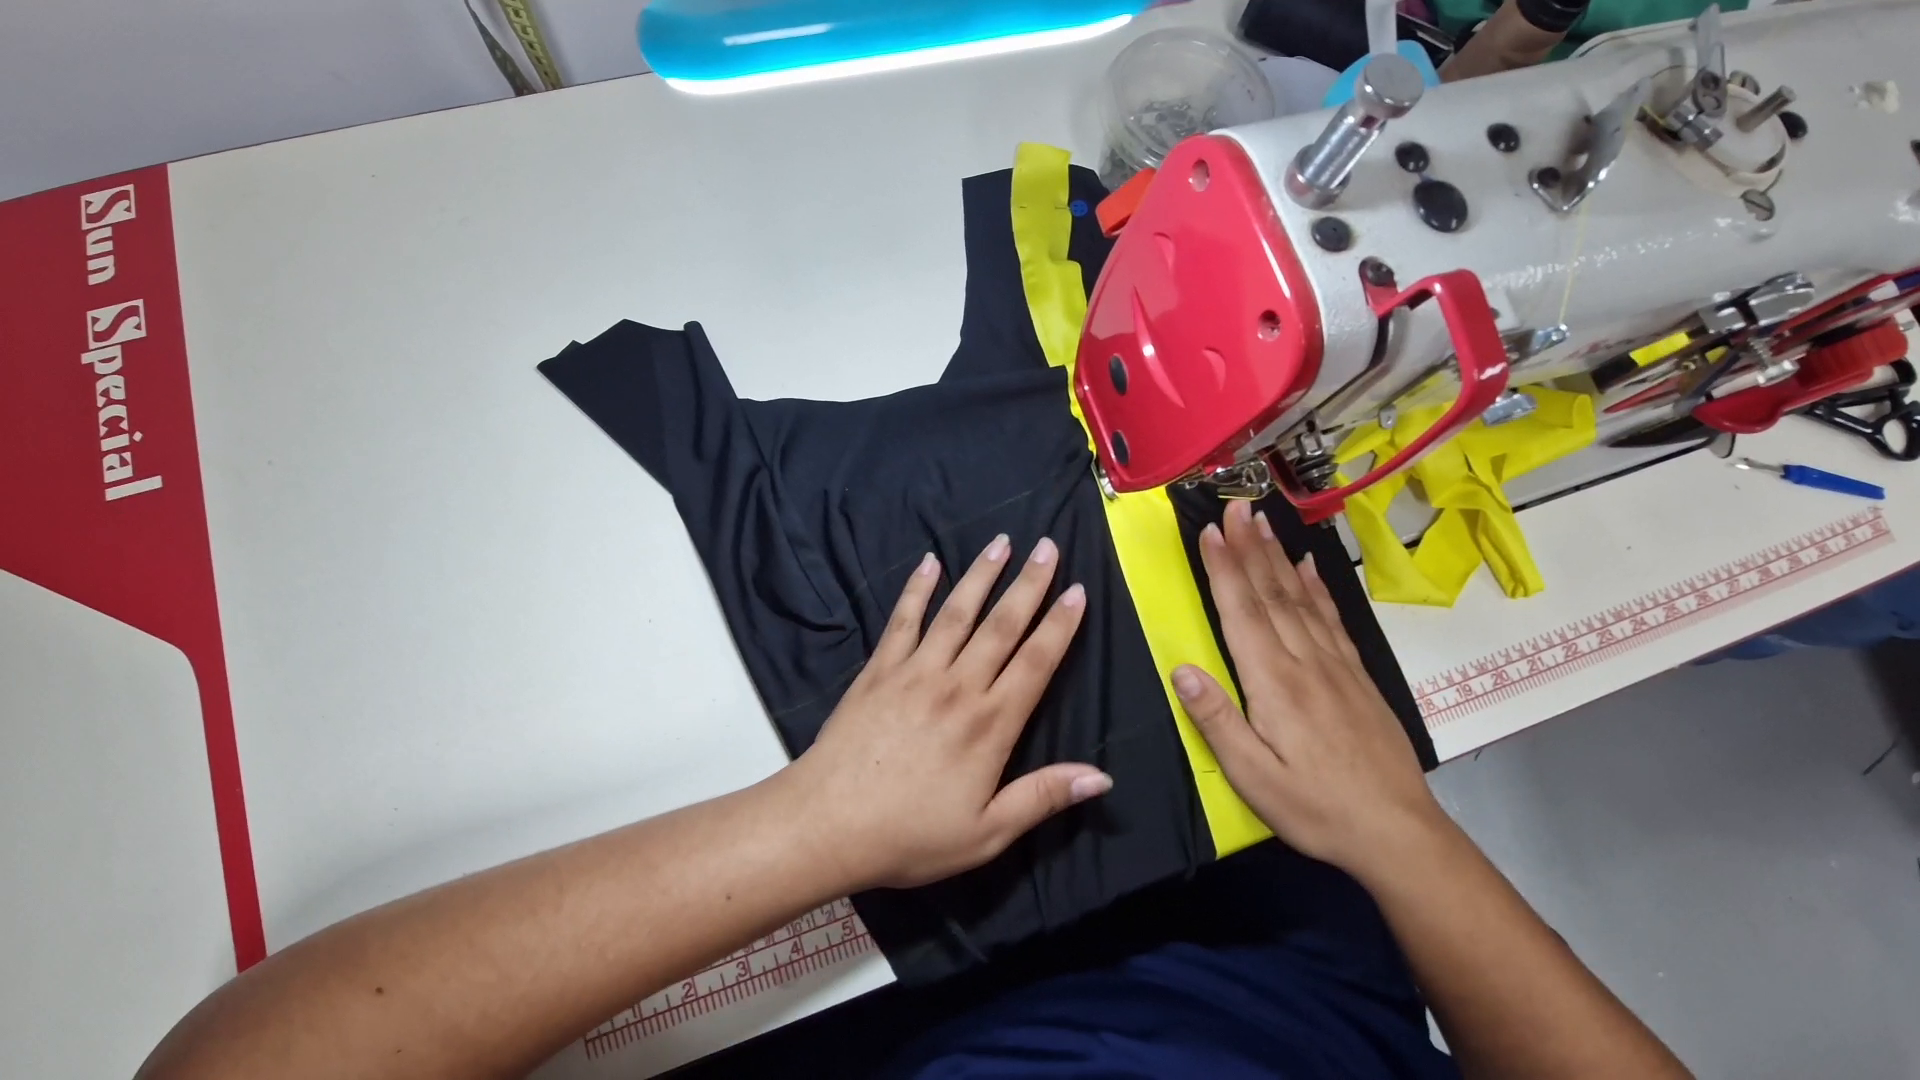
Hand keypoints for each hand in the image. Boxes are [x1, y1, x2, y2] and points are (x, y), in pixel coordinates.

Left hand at [783, 535, 1109, 890]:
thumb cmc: (910, 834)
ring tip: (1002, 542)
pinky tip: (929, 563)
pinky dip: (917, 589)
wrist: (827, 823)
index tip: (1078, 591)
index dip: (1060, 626)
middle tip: (1049, 546)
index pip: (1035, 663)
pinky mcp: (878, 671)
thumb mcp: (987, 832)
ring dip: (981, 575)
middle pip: (1001, 626)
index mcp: (990, 725)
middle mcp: (957, 687)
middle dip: (1029, 584)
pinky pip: (902, 620)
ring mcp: (914, 672)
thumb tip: (1102, 777)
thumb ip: (1043, 797)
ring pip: (957, 613)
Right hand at [1173, 501, 1442, 877]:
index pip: (1243, 613)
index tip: (1210, 531)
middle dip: (1249, 548)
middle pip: (1272, 594)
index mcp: (1274, 684)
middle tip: (1235, 506)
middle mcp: (1305, 663)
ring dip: (1278, 557)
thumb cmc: (1314, 807)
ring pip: (1301, 599)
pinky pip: (1333, 620)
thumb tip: (1182, 668)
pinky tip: (1308, 567)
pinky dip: (1317, 588)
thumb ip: (1216, 720)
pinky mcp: (1357, 676)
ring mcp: (1336, 666)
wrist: (1397, 831)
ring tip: (1262, 523)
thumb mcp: (1252, 777)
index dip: (1225, 569)